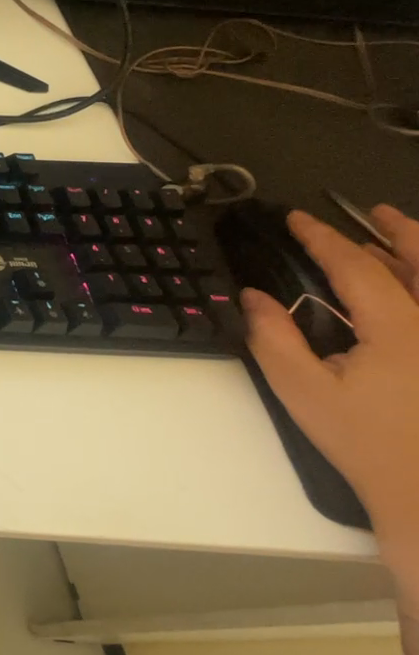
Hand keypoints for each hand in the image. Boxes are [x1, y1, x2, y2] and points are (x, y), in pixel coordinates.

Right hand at [241, 208, 418, 548]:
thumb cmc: (364, 441)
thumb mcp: (302, 390)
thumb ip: (273, 337)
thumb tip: (252, 295)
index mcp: (400, 332)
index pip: (359, 269)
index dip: (324, 240)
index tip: (296, 220)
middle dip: (401, 235)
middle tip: (375, 213)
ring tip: (404, 236)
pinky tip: (415, 287)